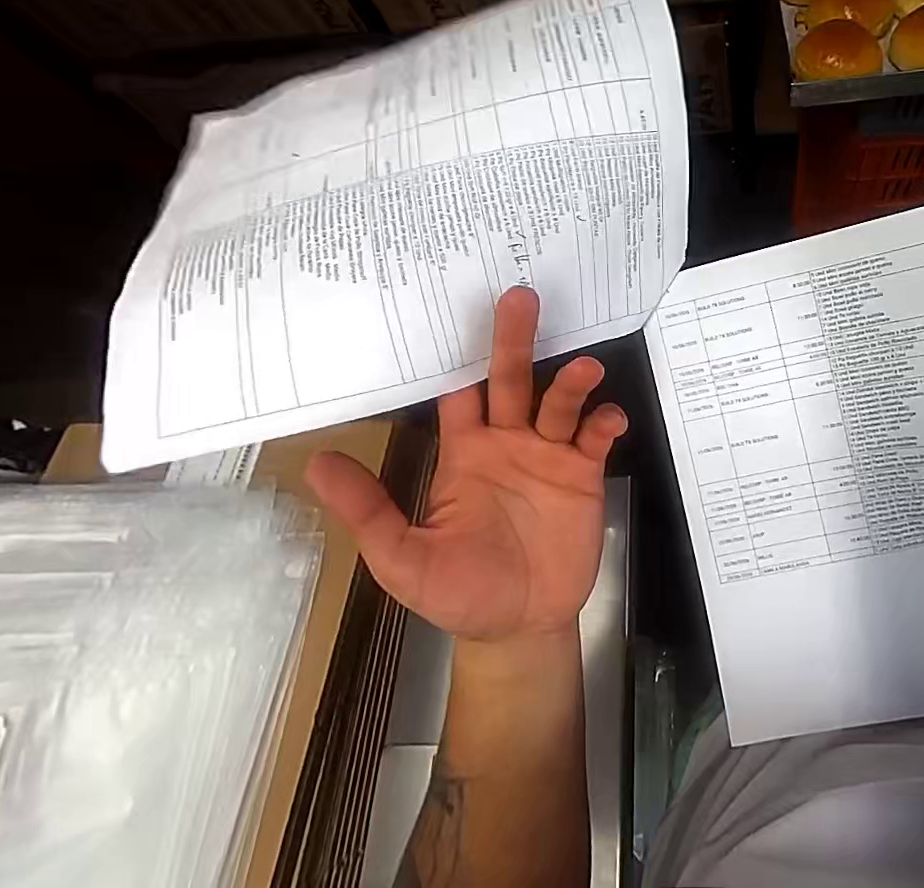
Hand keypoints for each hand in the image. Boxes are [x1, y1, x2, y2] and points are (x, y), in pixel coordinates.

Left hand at [307, 285, 628, 641]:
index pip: (459, 393)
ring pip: (560, 404)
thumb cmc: (459, 592)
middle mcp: (508, 444)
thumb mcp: (402, 558)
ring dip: (572, 383)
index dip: (459, 356)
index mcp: (464, 454)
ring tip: (585, 369)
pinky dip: (604, 423)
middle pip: (512, 380)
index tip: (458, 312)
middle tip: (521, 298)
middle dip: (515, 341)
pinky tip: (608, 419)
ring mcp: (549, 456)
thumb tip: (315, 461)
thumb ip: (369, 510)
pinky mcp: (583, 474)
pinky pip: (595, 438)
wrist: (520, 624)